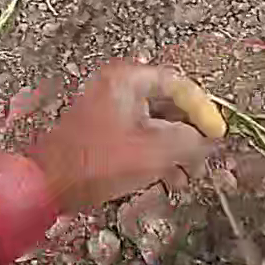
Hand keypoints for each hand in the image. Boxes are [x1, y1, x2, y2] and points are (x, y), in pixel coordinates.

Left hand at [26, 61, 217, 213]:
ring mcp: (109, 108)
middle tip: (205, 156)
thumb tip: (208, 140)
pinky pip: (140, 135)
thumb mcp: (155, 150)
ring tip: (189, 174)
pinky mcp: (103, 131)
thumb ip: (190, 140)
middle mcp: (119, 87)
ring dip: (176, 148)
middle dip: (190, 133)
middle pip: (169, 103)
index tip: (217, 135)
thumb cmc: (100, 162)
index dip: (204, 110)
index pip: (180, 84)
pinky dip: (157, 154)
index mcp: (129, 80)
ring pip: (156, 123)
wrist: (47, 184)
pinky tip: (169, 179)